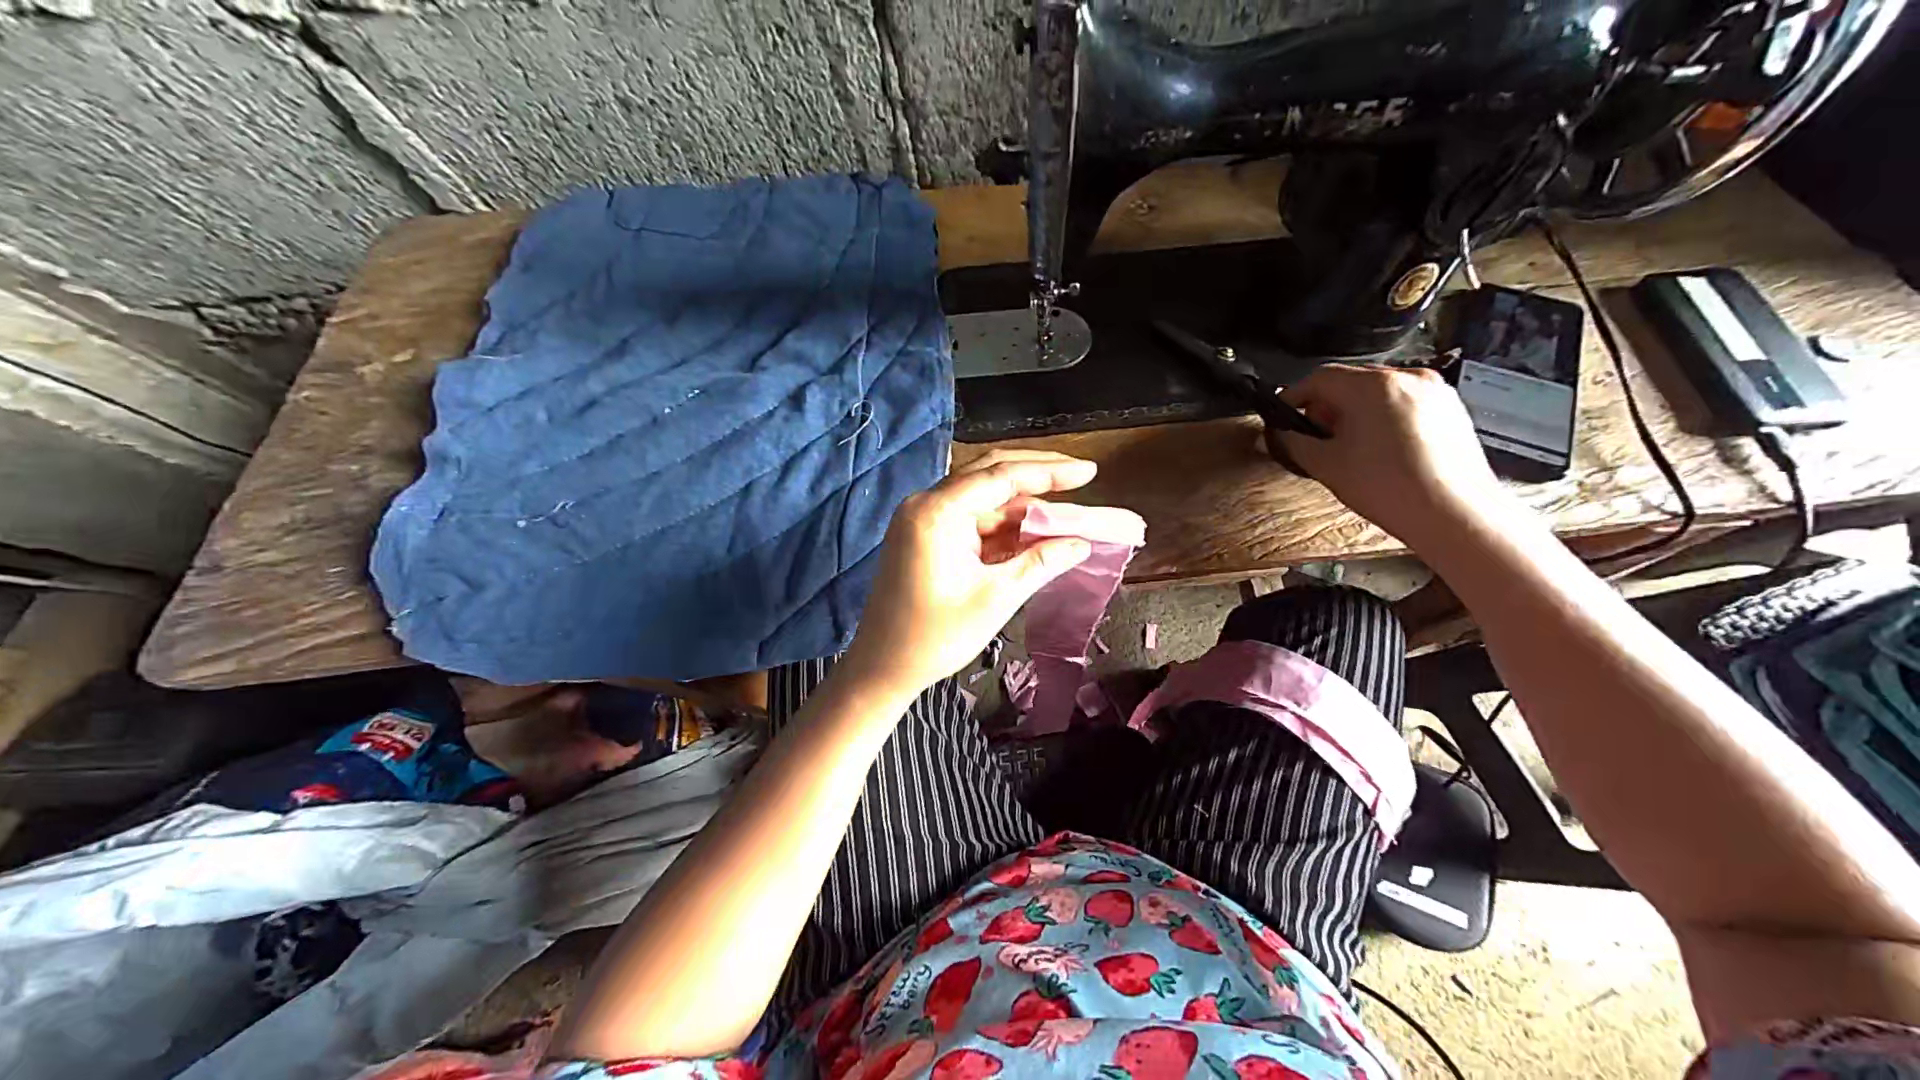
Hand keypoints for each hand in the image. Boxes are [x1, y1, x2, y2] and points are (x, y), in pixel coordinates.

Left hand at [842, 450, 1099, 696]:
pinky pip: (971, 519)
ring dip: (1022, 505)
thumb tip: (1082, 543)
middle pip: (990, 474)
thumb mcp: (996, 598)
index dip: (1049, 472)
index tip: (1088, 471)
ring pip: (983, 498)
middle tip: (1082, 477)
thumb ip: (1041, 562)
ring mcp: (923, 519)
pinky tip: (1034, 531)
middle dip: (1037, 476)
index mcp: (936, 512)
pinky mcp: (926, 536)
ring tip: (1068, 510)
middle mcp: (926, 504)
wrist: (881, 667)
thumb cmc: (933, 638)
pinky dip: (1002, 525)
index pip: (1000, 476)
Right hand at [1272, 364, 1508, 544]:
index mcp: (1374, 387)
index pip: (1320, 377)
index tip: (1283, 414)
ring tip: (1348, 450)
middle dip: (1327, 408)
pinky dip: (1384, 420)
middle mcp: (1408, 379)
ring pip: (1378, 394)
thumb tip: (1278, 435)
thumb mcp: (1327, 466)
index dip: (1294, 396)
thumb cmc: (1394, 490)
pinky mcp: (1451, 410)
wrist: (1454, 515)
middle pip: (1350, 383)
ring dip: (1355, 414)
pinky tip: (1379, 453)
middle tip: (1314, 438)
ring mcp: (1434, 393)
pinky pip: (1404, 404)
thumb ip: (1294, 444)